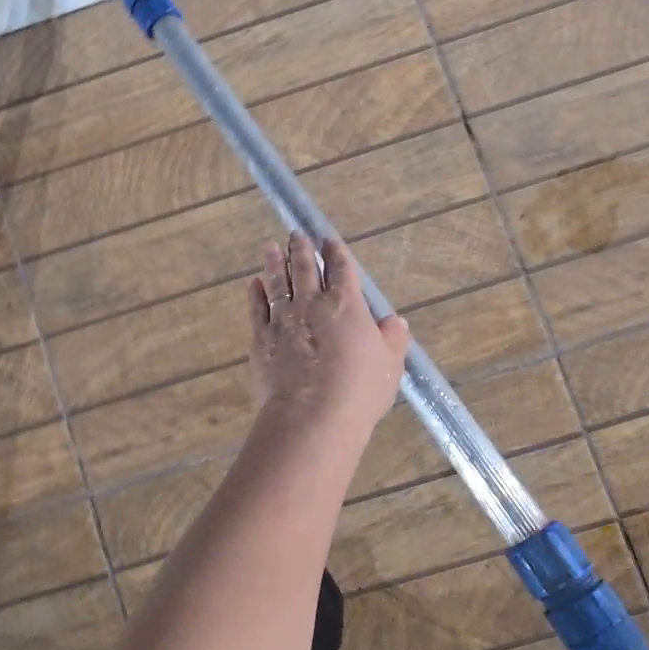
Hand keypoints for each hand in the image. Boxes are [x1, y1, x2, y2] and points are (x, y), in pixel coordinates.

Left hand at [246, 232, 411, 438]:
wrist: (311, 415)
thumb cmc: (358, 392)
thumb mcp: (389, 366)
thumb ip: (392, 340)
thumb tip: (395, 321)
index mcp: (346, 306)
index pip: (340, 269)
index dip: (335, 252)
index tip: (329, 240)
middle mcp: (312, 304)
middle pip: (304, 268)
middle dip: (301, 248)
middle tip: (296, 233)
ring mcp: (283, 319)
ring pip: (277, 282)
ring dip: (274, 262)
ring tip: (271, 247)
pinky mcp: (262, 337)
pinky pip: (257, 308)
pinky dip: (255, 293)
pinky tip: (253, 283)